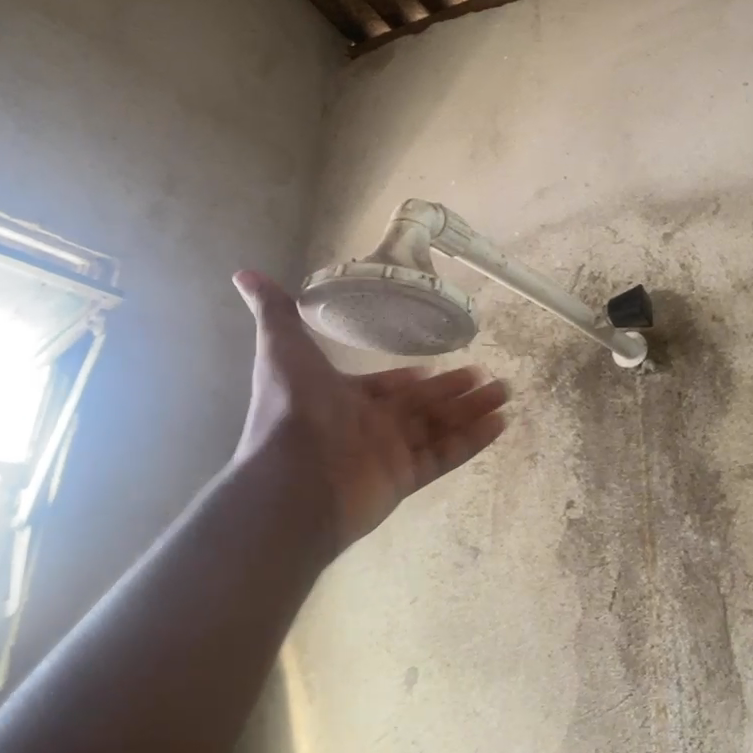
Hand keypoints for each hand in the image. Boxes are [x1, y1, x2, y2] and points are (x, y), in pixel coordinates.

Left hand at [230, 270, 510, 549]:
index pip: (388, 388)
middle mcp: (370, 427)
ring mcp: (390, 454)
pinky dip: (472, 440)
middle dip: (457, 391)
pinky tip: (501, 423)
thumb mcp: (281, 350)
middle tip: (490, 376)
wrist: (294, 478)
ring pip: (440, 427)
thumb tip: (245, 274)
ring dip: (473, 409)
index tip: (439, 366)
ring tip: (507, 392)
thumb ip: (274, 313)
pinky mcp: (406, 479)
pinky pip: (446, 456)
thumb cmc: (293, 410)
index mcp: (345, 400)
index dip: (413, 379)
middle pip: (422, 406)